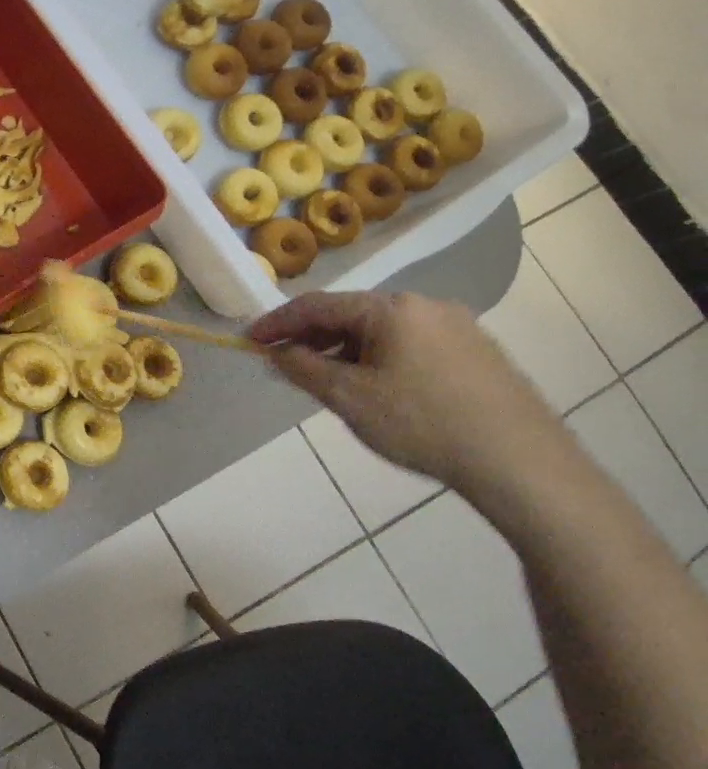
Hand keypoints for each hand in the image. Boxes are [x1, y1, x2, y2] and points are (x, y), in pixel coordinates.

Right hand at [250, 292, 570, 493]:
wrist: (521, 462)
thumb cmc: (422, 423)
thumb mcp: (348, 397)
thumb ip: (302, 368)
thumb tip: (275, 351)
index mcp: (392, 309)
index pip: (317, 305)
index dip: (277, 322)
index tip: (248, 341)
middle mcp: (427, 306)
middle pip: (351, 313)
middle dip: (311, 335)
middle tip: (282, 360)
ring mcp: (459, 327)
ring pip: (382, 330)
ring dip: (344, 348)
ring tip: (324, 378)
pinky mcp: (478, 352)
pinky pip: (410, 343)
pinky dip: (378, 357)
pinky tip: (373, 386)